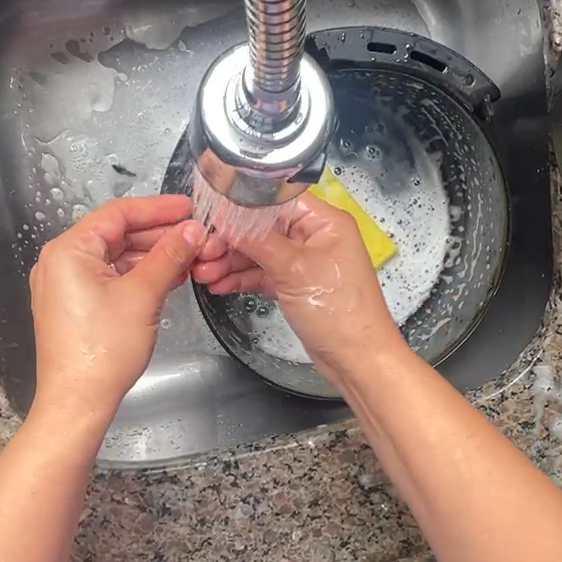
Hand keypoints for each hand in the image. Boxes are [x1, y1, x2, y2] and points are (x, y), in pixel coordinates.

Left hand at [29, 195, 209, 424]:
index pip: (118, 214)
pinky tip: (166, 278)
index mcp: (68, 251)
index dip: (157, 209)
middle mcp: (61, 263)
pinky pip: (109, 279)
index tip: (187, 208)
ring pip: (116, 258)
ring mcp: (66, 286)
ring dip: (151, 257)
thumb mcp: (143, 296)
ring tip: (188, 258)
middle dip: (158, 236)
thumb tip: (191, 231)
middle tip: (194, 236)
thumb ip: (169, 257)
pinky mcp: (75, 306)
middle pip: (117, 235)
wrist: (78, 401)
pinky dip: (137, 276)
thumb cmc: (100, 353)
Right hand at [190, 193, 404, 383]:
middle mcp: (315, 239)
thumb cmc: (343, 313)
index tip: (214, 214)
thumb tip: (228, 219)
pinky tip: (220, 284)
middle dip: (231, 240)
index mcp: (325, 223)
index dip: (243, 206)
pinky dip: (242, 280)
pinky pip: (263, 276)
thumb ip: (258, 241)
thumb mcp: (295, 269)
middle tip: (204, 250)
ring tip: (204, 271)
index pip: (276, 202)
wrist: (357, 359)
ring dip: (231, 262)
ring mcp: (305, 264)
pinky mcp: (296, 287)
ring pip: (259, 254)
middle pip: (263, 229)